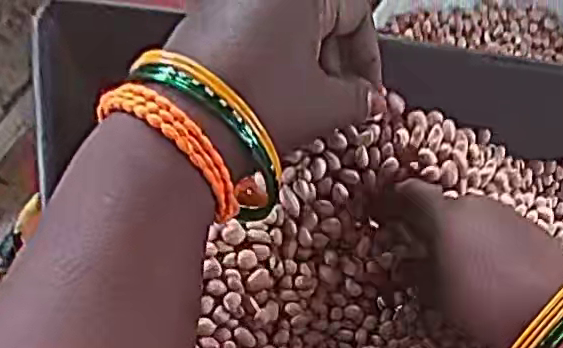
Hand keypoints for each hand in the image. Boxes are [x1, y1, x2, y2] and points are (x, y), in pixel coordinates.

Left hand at [165, 0, 382, 155]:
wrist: (191, 121)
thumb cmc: (258, 103)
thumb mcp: (323, 107)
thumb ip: (357, 100)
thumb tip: (370, 101)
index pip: (357, 13)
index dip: (368, 62)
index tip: (370, 96)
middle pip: (321, 18)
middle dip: (337, 65)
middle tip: (342, 108)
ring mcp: (234, 0)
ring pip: (289, 31)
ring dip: (307, 69)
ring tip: (309, 111)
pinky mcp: (210, 21)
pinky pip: (258, 38)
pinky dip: (275, 67)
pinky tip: (278, 102)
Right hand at [380, 181, 562, 347]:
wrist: (552, 310)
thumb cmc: (486, 305)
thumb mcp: (441, 297)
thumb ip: (418, 275)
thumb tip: (404, 264)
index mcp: (446, 215)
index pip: (410, 194)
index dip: (391, 202)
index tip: (378, 213)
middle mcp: (475, 203)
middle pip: (441, 205)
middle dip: (423, 221)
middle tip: (408, 242)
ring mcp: (504, 211)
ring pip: (469, 216)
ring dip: (453, 233)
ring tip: (446, 260)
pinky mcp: (527, 225)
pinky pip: (491, 227)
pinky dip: (478, 240)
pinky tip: (479, 265)